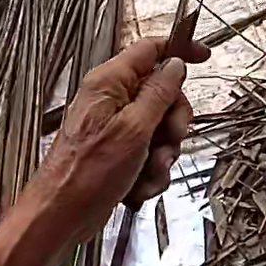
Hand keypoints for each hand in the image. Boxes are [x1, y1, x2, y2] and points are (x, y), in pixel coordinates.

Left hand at [33, 36, 209, 220]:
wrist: (62, 216)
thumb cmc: (87, 173)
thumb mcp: (134, 129)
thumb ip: (159, 93)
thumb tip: (176, 65)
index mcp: (109, 82)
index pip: (150, 49)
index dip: (179, 50)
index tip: (204, 57)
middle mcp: (111, 99)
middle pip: (162, 92)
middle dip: (173, 120)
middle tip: (171, 138)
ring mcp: (116, 125)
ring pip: (160, 126)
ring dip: (163, 152)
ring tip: (150, 169)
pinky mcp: (118, 149)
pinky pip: (150, 150)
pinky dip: (151, 169)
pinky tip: (140, 184)